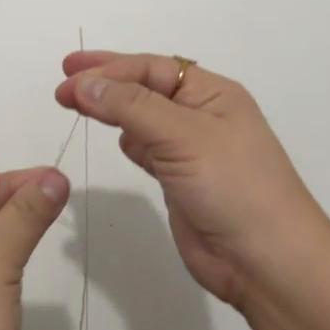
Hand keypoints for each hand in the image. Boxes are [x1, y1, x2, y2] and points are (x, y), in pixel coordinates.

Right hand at [54, 52, 329, 308]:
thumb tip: (84, 84)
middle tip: (63, 82)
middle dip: (105, 82)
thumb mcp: (183, 136)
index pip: (151, 68)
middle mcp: (202, 116)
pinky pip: (147, 150)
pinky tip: (115, 141)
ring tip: (77, 104)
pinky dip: (128, 141)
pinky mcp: (180, 182)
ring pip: (143, 118)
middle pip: (144, 87)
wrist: (266, 261)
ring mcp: (191, 151)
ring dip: (113, 110)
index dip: (108, 68)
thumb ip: (131, 107)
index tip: (67, 78)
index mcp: (213, 94)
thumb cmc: (233, 187)